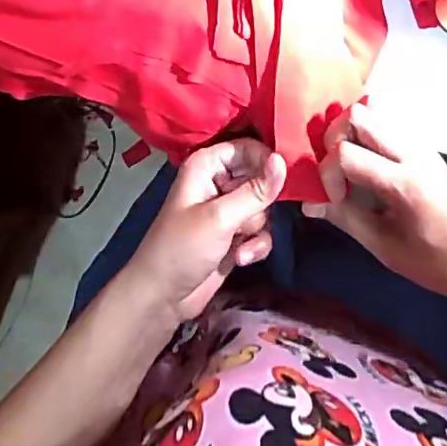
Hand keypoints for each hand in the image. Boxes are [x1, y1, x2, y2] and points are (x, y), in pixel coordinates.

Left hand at [121, 139, 285, 322]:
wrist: (163, 297)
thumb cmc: (183, 248)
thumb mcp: (221, 218)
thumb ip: (256, 190)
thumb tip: (283, 160)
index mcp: (207, 165)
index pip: (247, 148)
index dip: (266, 161)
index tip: (283, 181)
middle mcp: (218, 181)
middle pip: (259, 177)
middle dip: (261, 203)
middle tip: (249, 218)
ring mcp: (226, 209)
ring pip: (262, 207)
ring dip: (256, 228)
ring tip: (239, 244)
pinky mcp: (234, 234)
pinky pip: (259, 230)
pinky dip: (255, 244)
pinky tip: (241, 258)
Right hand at [305, 102, 446, 313]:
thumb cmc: (438, 262)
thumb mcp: (386, 248)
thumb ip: (344, 218)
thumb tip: (307, 204)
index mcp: (405, 183)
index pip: (346, 153)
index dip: (327, 174)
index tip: (334, 200)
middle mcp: (412, 151)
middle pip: (358, 114)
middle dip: (334, 139)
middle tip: (337, 172)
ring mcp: (419, 142)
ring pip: (372, 108)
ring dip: (350, 130)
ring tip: (349, 164)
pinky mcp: (421, 143)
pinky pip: (385, 119)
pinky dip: (365, 131)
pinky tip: (366, 162)